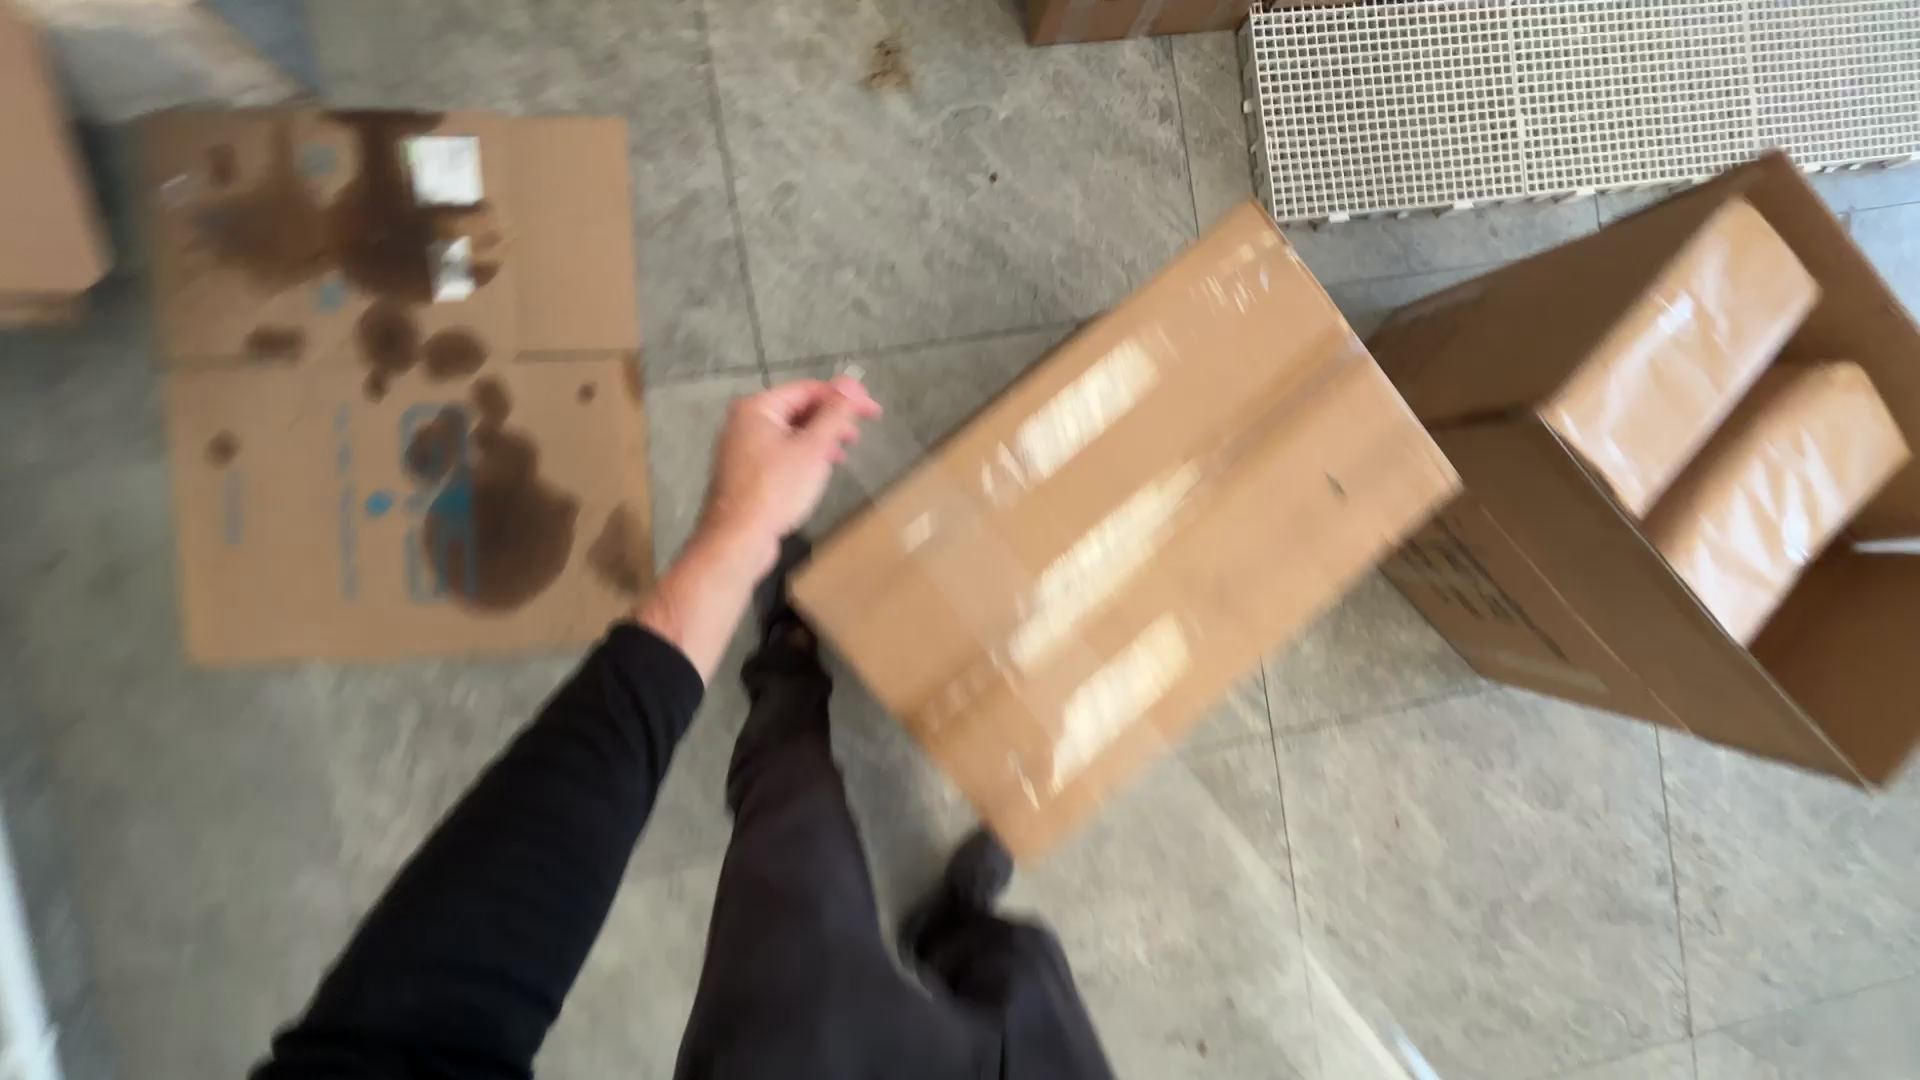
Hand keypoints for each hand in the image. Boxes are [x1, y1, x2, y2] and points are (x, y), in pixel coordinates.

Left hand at [695, 375, 881, 568]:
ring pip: (791, 432)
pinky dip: (805, 455)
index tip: (871, 409)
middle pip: (798, 409)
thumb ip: (834, 414)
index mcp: (757, 408)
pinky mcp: (747, 472)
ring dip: (821, 438)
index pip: (809, 389)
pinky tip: (820, 469)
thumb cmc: (775, 490)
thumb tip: (850, 384)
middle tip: (859, 432)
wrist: (738, 538)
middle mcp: (746, 422)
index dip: (844, 396)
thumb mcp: (813, 448)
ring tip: (845, 450)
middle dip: (832, 418)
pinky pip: (782, 452)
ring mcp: (743, 447)